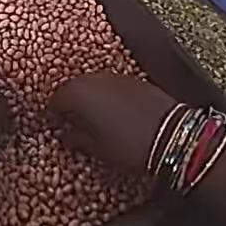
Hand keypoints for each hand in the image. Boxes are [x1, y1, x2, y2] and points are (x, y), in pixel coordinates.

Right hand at [51, 75, 180, 175]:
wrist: (173, 134)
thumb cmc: (128, 144)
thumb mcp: (98, 148)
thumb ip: (77, 138)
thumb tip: (66, 135)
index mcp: (78, 95)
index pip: (56, 100)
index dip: (52, 113)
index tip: (53, 124)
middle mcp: (93, 80)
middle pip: (72, 87)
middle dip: (69, 102)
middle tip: (69, 119)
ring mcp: (114, 77)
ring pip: (92, 84)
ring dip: (88, 97)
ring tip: (91, 115)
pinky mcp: (133, 80)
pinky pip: (110, 85)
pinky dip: (106, 95)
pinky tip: (113, 110)